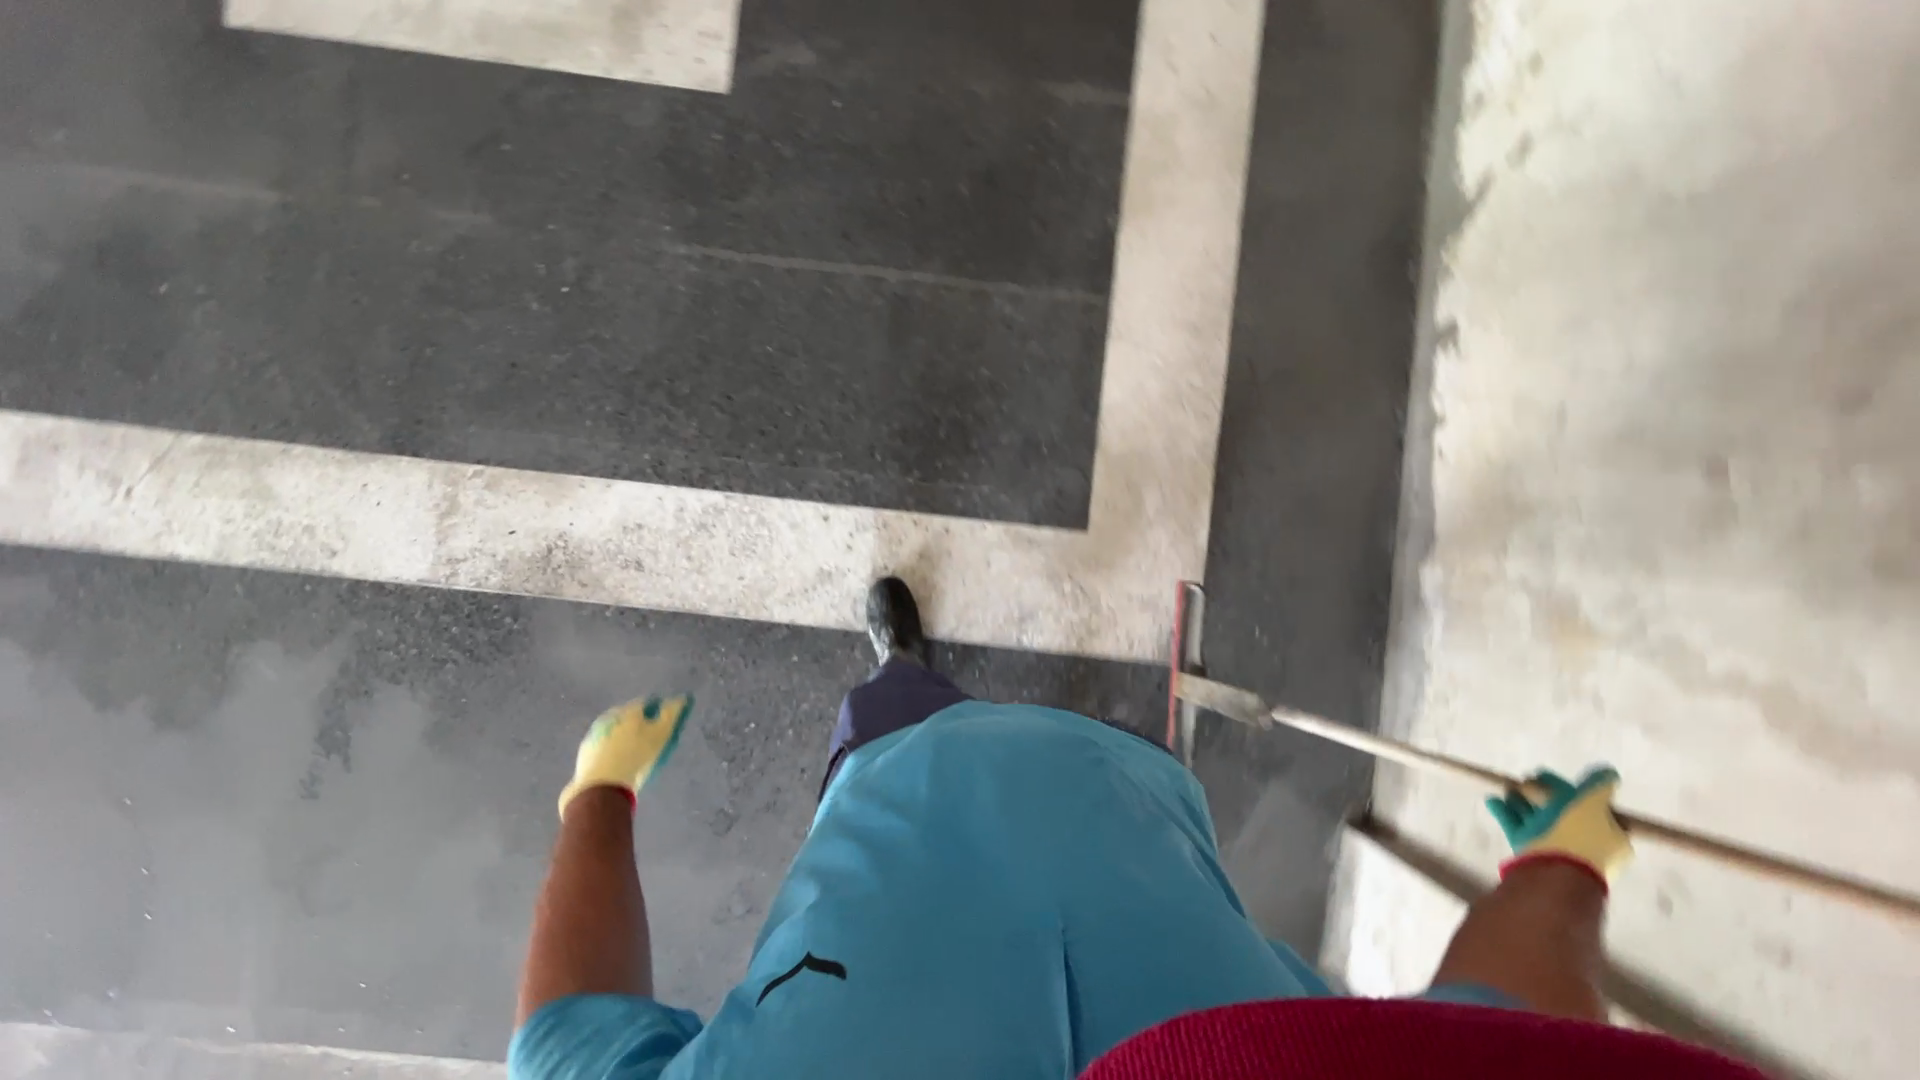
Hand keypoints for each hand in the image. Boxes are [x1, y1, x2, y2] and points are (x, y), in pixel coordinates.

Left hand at [557, 695, 691, 819]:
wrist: (602, 786)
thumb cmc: (637, 756)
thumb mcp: (662, 734)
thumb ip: (672, 714)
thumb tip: (681, 698)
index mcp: (628, 711)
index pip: (644, 704)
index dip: (655, 709)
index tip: (662, 718)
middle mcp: (609, 718)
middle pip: (625, 716)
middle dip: (635, 722)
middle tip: (646, 736)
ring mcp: (594, 735)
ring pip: (611, 731)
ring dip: (620, 736)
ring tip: (631, 751)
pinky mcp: (584, 753)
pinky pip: (601, 747)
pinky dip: (608, 750)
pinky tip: (615, 762)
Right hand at [1486, 766, 1631, 886]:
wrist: (1554, 871)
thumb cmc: (1578, 835)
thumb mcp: (1592, 804)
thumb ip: (1598, 786)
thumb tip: (1608, 771)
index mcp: (1607, 834)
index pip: (1591, 806)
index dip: (1570, 788)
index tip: (1545, 775)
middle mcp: (1582, 840)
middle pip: (1560, 811)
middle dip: (1541, 793)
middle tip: (1525, 779)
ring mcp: (1556, 847)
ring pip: (1537, 818)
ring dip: (1521, 801)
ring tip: (1506, 786)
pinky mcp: (1530, 851)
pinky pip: (1517, 828)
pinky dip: (1505, 813)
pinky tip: (1492, 800)